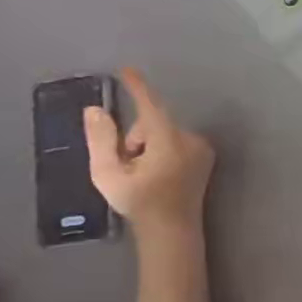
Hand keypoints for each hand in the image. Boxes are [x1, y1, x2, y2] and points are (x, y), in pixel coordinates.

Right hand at [85, 66, 213, 228]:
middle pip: (154, 123)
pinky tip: (160, 176)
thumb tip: (96, 110)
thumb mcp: (109, 173)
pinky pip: (177, 143)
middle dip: (136, 138)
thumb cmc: (140, 204)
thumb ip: (101, 139)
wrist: (173, 232)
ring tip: (145, 175)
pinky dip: (163, 152)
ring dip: (149, 147)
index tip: (127, 70)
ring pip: (164, 134)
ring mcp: (202, 149)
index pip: (150, 104)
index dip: (137, 86)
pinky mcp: (205, 158)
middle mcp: (190, 138)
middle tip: (129, 167)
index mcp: (169, 139)